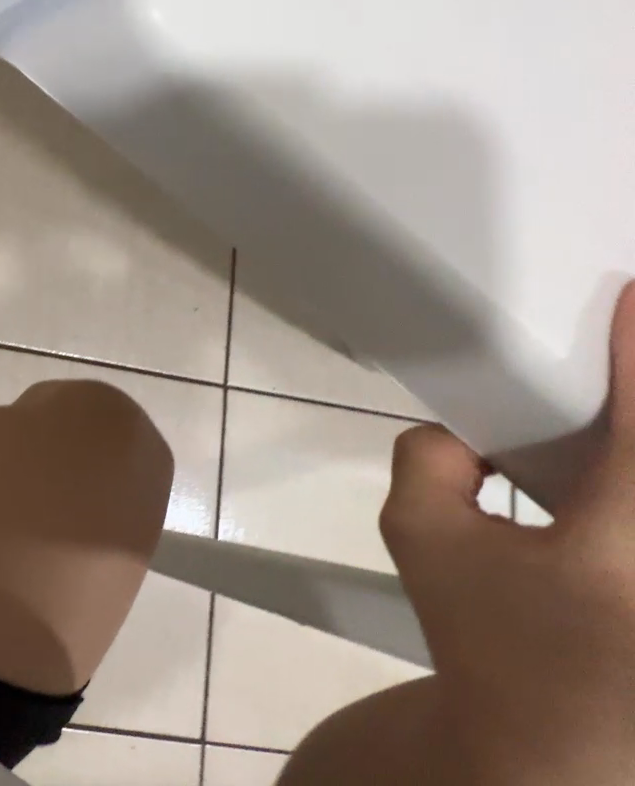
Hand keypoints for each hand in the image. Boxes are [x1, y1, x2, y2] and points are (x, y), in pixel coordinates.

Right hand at [378, 281, 634, 785]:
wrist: (553, 738)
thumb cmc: (486, 635)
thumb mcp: (419, 538)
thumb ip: (429, 460)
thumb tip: (472, 427)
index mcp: (625, 548)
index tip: (633, 294)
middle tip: (626, 339)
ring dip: (625, 438)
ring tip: (602, 413)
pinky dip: (620, 473)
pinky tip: (596, 476)